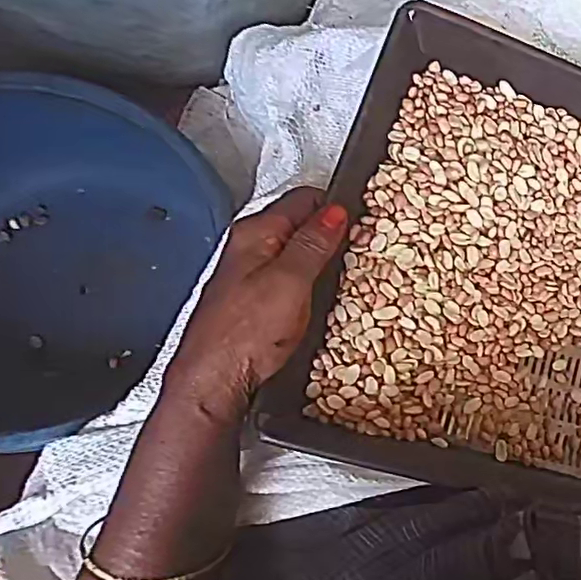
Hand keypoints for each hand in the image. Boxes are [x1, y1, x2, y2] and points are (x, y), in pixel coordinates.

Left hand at [162, 186, 348, 425]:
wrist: (216, 379)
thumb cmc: (245, 334)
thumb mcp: (291, 282)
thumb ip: (314, 244)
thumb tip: (336, 213)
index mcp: (256, 234)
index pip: (305, 200)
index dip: (337, 207)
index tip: (364, 221)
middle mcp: (252, 248)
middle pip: (302, 225)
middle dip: (334, 232)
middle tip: (364, 247)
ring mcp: (255, 274)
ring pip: (299, 253)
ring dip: (326, 259)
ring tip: (351, 271)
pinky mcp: (260, 299)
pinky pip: (295, 278)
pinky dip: (315, 280)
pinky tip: (327, 295)